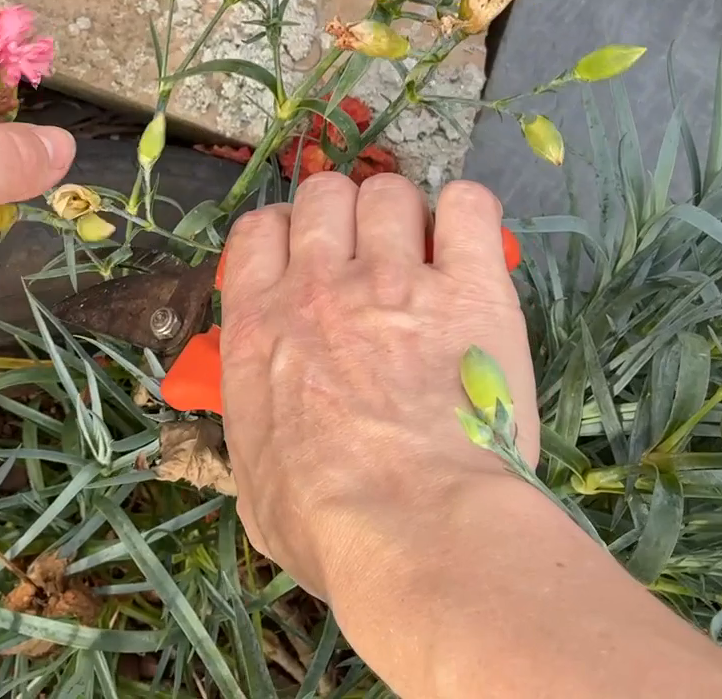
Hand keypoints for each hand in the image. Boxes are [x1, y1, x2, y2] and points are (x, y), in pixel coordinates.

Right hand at [218, 173, 535, 599]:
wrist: (413, 528)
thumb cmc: (320, 519)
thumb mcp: (251, 477)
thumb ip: (255, 428)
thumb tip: (265, 432)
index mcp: (258, 320)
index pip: (258, 229)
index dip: (281, 231)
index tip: (301, 256)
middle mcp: (316, 283)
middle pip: (322, 193)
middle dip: (341, 213)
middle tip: (364, 252)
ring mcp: (392, 279)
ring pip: (389, 192)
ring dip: (401, 212)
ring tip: (420, 248)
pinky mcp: (469, 290)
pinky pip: (469, 207)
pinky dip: (467, 213)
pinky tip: (468, 243)